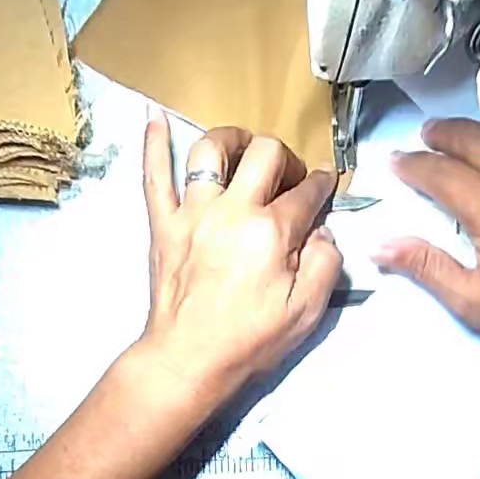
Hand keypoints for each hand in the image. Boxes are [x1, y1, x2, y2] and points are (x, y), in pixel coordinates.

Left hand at [133, 108, 341, 402]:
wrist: (188, 361)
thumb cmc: (249, 341)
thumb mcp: (307, 311)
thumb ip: (326, 262)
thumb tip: (321, 229)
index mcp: (271, 232)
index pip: (306, 192)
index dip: (322, 184)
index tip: (324, 184)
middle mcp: (231, 211)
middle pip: (264, 154)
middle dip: (284, 157)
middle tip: (286, 178)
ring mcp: (191, 215)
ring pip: (210, 151)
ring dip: (232, 140)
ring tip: (242, 149)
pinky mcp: (162, 226)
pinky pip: (154, 178)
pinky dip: (153, 145)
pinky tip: (153, 118)